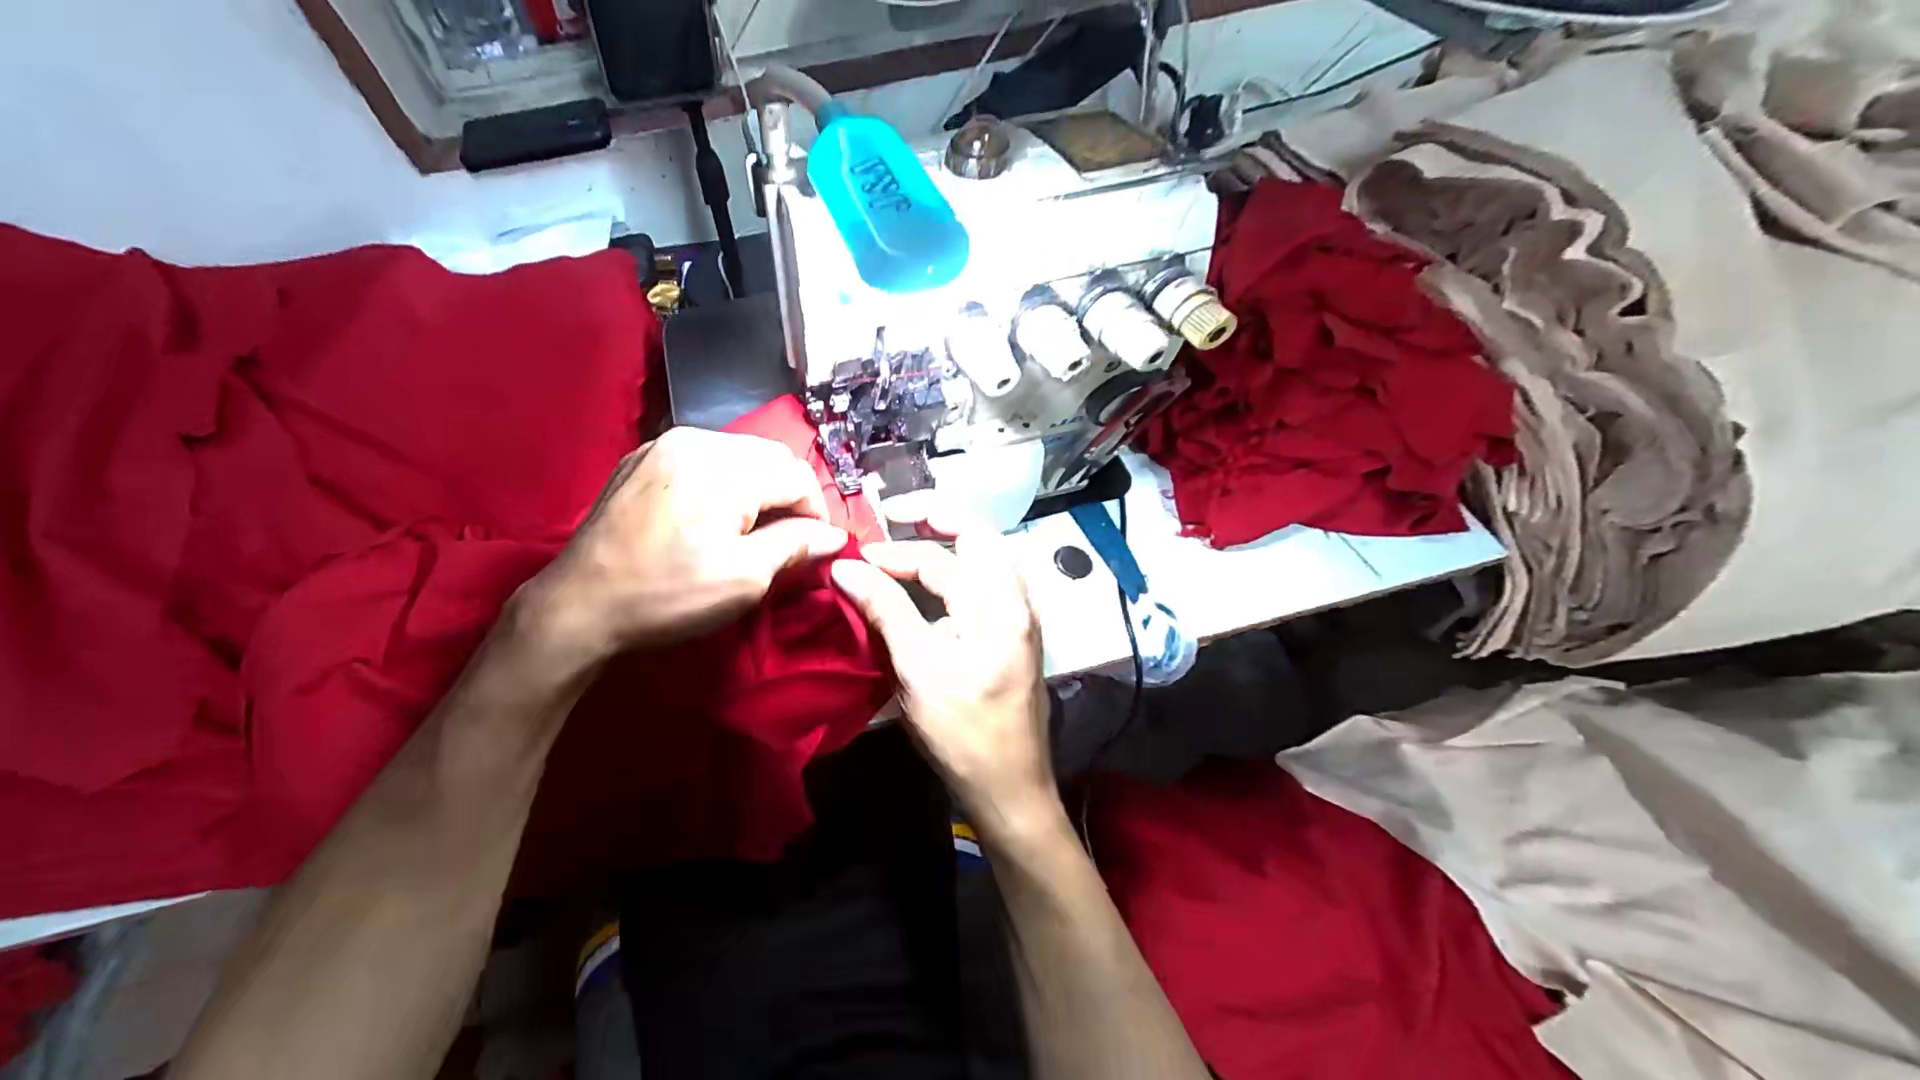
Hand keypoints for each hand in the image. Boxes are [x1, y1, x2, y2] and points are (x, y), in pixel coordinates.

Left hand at [519, 427, 848, 667]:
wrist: (578, 607)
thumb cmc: (667, 595)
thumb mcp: (745, 578)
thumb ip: (796, 546)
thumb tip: (834, 536)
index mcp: (721, 466)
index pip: (796, 475)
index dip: (816, 513)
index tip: (815, 548)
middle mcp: (693, 440)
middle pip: (770, 457)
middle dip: (789, 497)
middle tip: (787, 541)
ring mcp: (662, 446)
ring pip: (739, 455)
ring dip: (758, 488)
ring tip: (752, 530)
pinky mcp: (641, 461)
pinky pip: (704, 459)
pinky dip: (724, 483)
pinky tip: (715, 517)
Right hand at [828, 523, 1052, 832]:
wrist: (1010, 789)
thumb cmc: (966, 732)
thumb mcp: (920, 668)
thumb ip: (886, 610)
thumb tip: (845, 568)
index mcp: (1002, 603)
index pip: (954, 543)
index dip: (904, 538)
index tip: (865, 543)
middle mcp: (1016, 601)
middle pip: (973, 542)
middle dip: (927, 529)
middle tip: (880, 538)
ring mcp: (1016, 620)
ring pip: (976, 566)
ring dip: (935, 555)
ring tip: (890, 561)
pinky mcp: (1006, 639)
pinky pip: (976, 593)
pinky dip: (944, 584)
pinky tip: (916, 597)